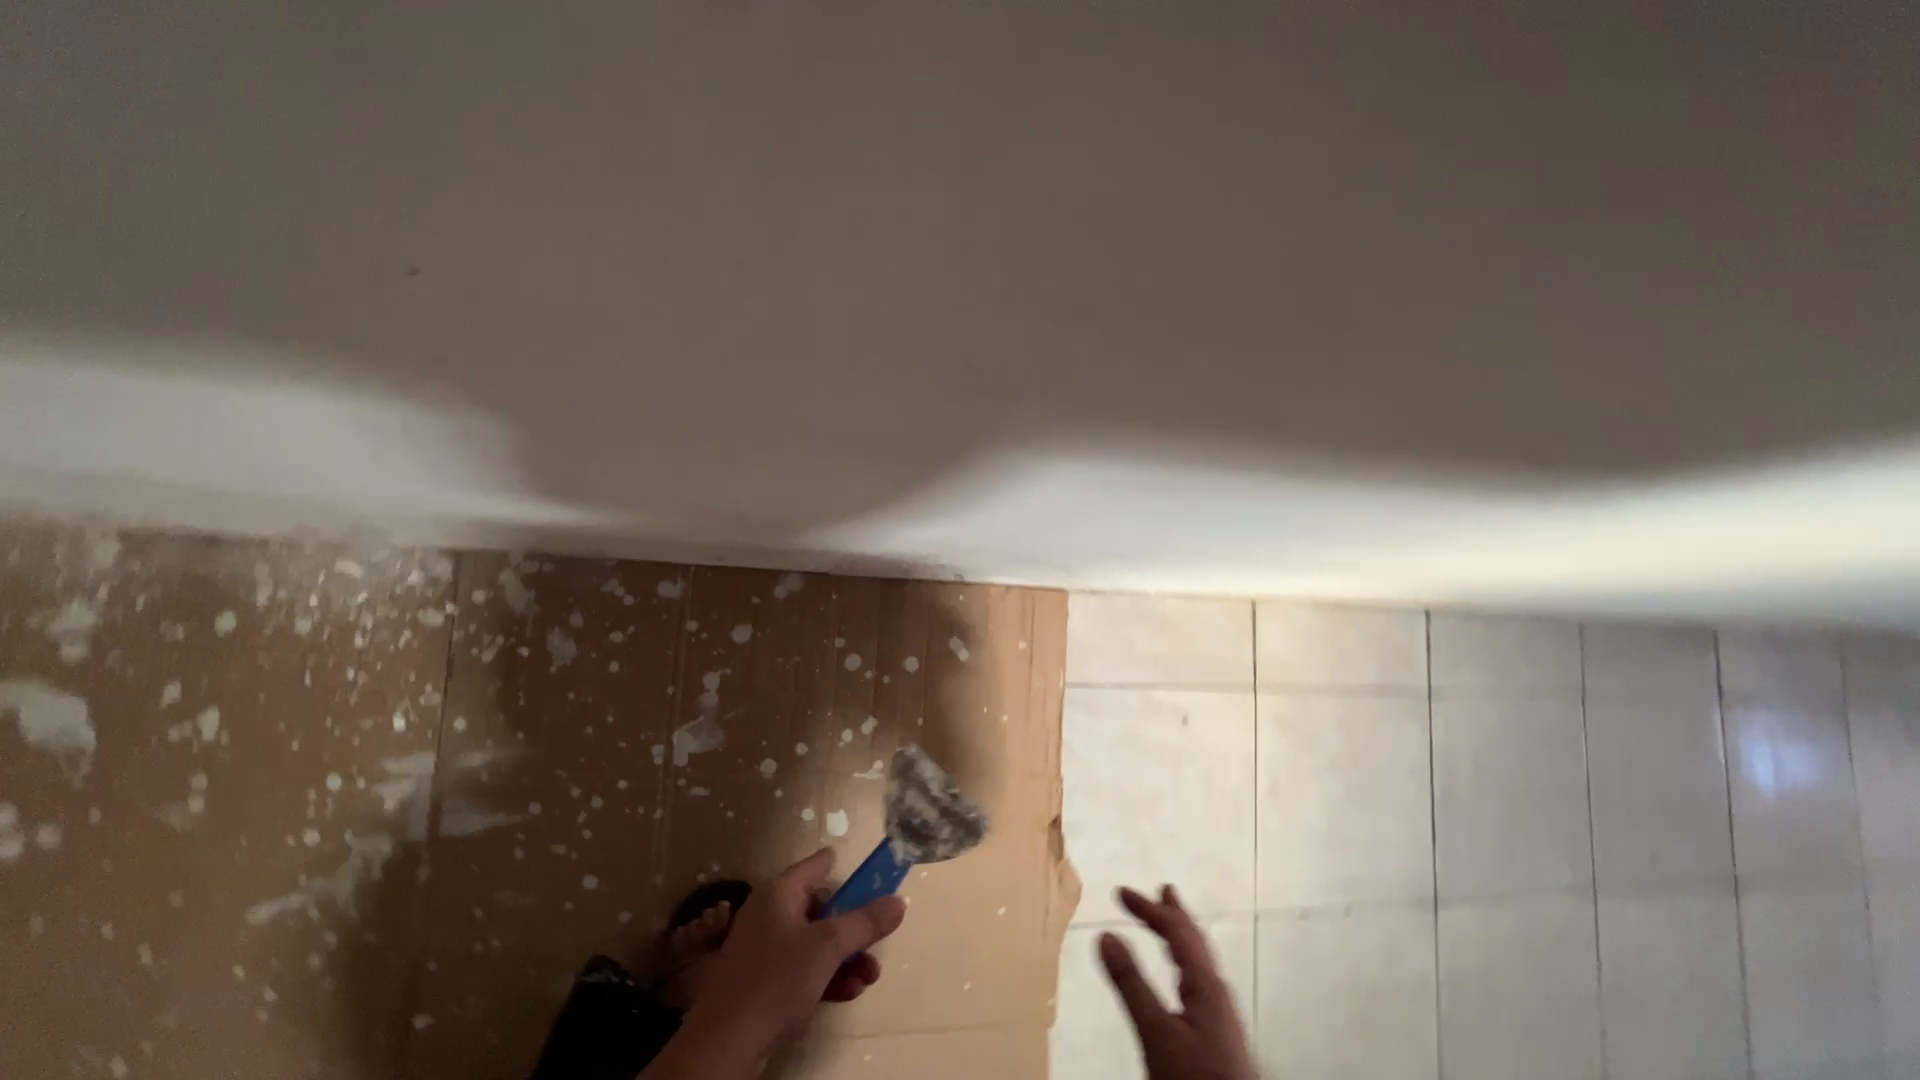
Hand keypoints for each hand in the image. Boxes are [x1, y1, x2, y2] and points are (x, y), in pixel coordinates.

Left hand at [681, 848, 907, 1052]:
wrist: (726, 1042)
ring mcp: (765, 949)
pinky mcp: (764, 982)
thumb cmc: (776, 979)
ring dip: (845, 958)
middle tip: (878, 940)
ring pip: (815, 943)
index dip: (843, 866)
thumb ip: (864, 923)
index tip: (870, 871)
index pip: (815, 866)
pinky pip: (803, 970)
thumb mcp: (827, 947)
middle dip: (853, 926)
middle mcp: (770, 914)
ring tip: (870, 976)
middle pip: (820, 909)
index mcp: (779, 894)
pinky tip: (850, 992)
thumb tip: (899, 901)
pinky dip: (827, 977)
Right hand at [1100, 885, 1256, 1079]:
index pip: (1177, 932)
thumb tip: (1106, 935)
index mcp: (1205, 984)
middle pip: (1195, 942)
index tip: (1121, 892)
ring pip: (1200, 962)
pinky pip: (1199, 980)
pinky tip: (1183, 980)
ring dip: (1182, 938)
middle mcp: (1217, 993)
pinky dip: (1185, 962)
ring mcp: (1221, 1015)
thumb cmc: (1194, 1078)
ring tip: (1171, 925)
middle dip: (1174, 915)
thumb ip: (1131, 984)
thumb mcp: (1155, 1033)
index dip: (1150, 908)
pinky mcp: (1218, 1034)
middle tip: (1162, 890)